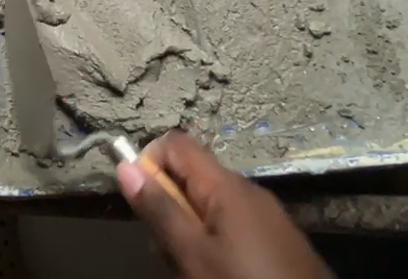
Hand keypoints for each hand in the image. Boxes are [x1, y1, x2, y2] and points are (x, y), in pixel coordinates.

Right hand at [118, 132, 331, 278]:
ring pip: (212, 207)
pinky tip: (220, 275)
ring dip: (191, 231)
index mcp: (227, 185)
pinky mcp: (282, 244)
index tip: (142, 203)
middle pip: (192, 177)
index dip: (149, 162)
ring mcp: (269, 218)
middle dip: (170, 207)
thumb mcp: (194, 256)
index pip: (175, 142)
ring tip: (193, 271)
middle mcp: (249, 190)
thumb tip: (125, 165)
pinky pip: (235, 227)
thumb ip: (160, 209)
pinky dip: (217, 244)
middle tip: (168, 253)